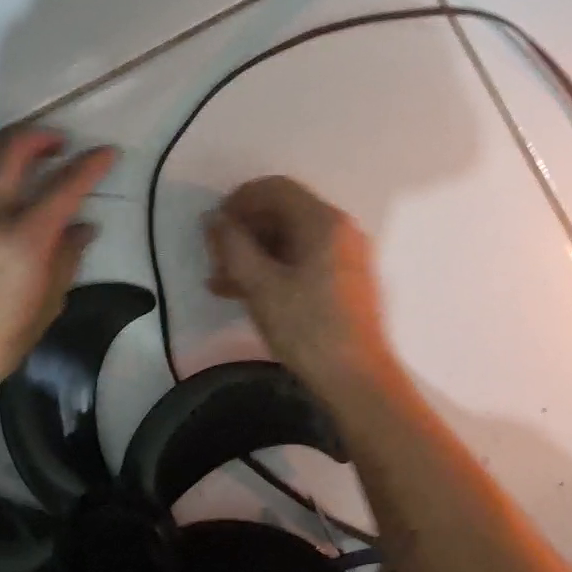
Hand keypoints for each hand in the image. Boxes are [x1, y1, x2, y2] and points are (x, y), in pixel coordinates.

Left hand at [0, 127, 116, 381]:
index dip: (91, 164)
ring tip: (19, 149)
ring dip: (3, 142)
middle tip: (58, 144)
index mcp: (23, 240)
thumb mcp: (48, 302)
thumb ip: (67, 256)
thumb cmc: (2, 337)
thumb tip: (83, 226)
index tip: (106, 152)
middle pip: (14, 150)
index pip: (65, 186)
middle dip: (42, 137)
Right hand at [203, 176, 390, 383]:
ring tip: (220, 281)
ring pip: (288, 239)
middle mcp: (339, 230)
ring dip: (252, 253)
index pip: (275, 189)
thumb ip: (232, 245)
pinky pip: (301, 261)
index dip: (239, 200)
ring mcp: (344, 257)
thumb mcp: (260, 285)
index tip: (214, 225)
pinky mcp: (343, 282)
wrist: (358, 382)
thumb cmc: (308, 328)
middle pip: (282, 213)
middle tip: (214, 257)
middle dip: (243, 230)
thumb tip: (214, 219)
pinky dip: (271, 269)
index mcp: (323, 222)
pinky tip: (242, 293)